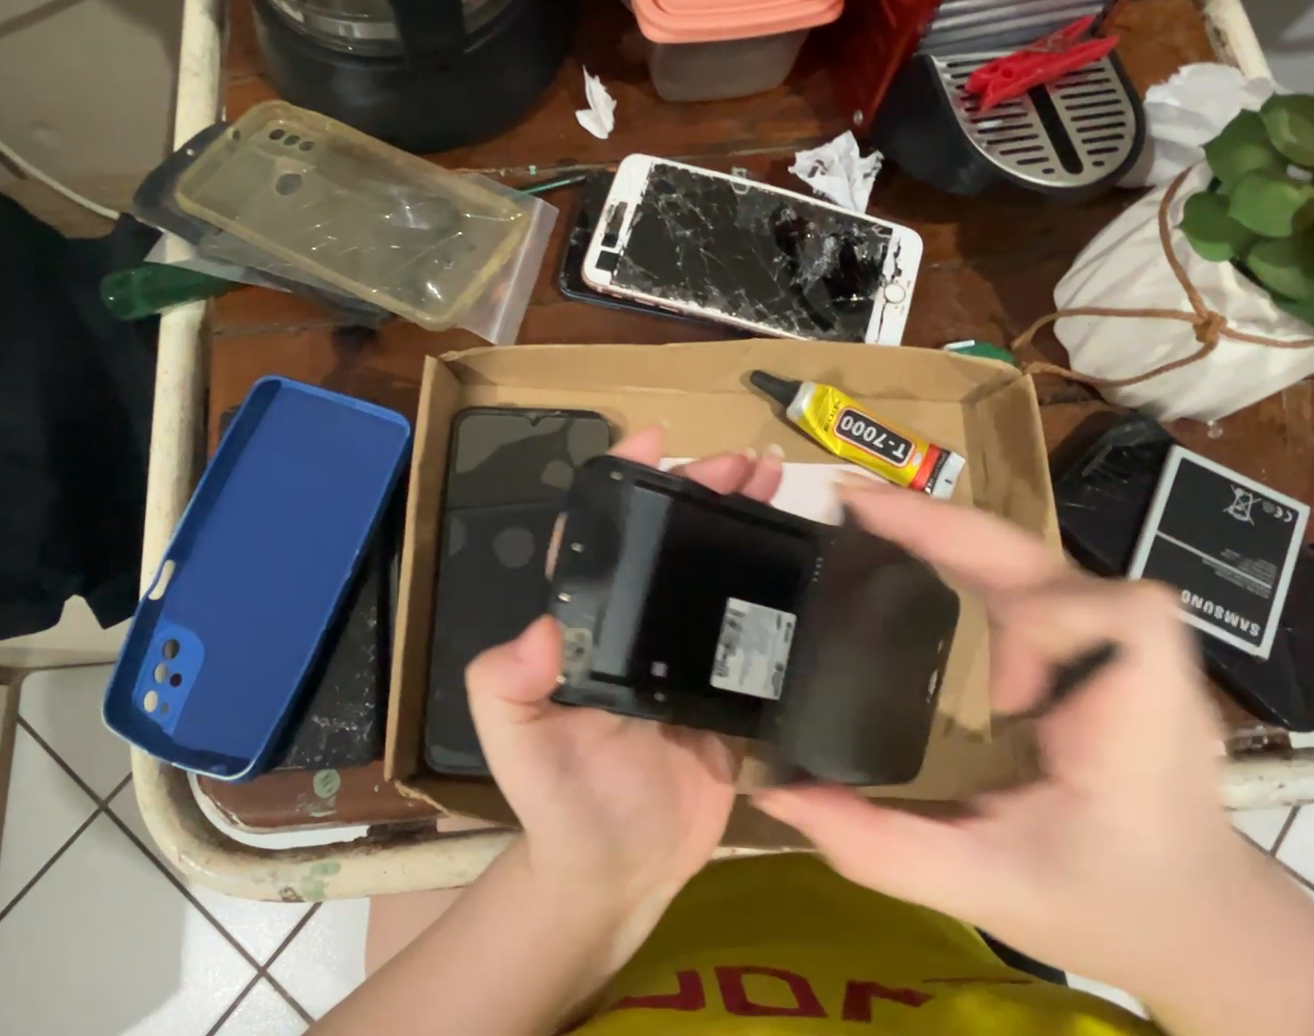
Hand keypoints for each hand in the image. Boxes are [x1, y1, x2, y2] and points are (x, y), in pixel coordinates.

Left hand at [466, 429, 783, 910]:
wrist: (624, 871)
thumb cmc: (562, 803)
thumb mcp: (517, 745)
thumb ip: (507, 686)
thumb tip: (537, 628)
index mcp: (585, 627)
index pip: (598, 540)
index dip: (622, 485)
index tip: (656, 442)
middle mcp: (634, 628)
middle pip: (668, 545)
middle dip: (702, 494)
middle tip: (746, 464)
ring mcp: (685, 656)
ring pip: (714, 575)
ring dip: (743, 527)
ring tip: (781, 487)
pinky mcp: (729, 689)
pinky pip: (755, 631)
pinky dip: (778, 591)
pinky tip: (806, 563)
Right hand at [753, 481, 1242, 994]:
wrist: (1197, 915)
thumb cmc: (1111, 904)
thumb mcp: (990, 889)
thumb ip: (883, 849)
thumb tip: (779, 794)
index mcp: (1135, 726)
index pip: (1124, 617)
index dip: (1051, 622)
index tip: (1003, 698)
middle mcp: (1133, 664)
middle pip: (1050, 558)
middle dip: (949, 526)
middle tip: (854, 506)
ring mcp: (1111, 644)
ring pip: (1034, 555)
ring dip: (950, 535)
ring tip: (869, 522)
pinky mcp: (1084, 642)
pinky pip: (1024, 577)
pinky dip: (963, 558)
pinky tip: (915, 563)